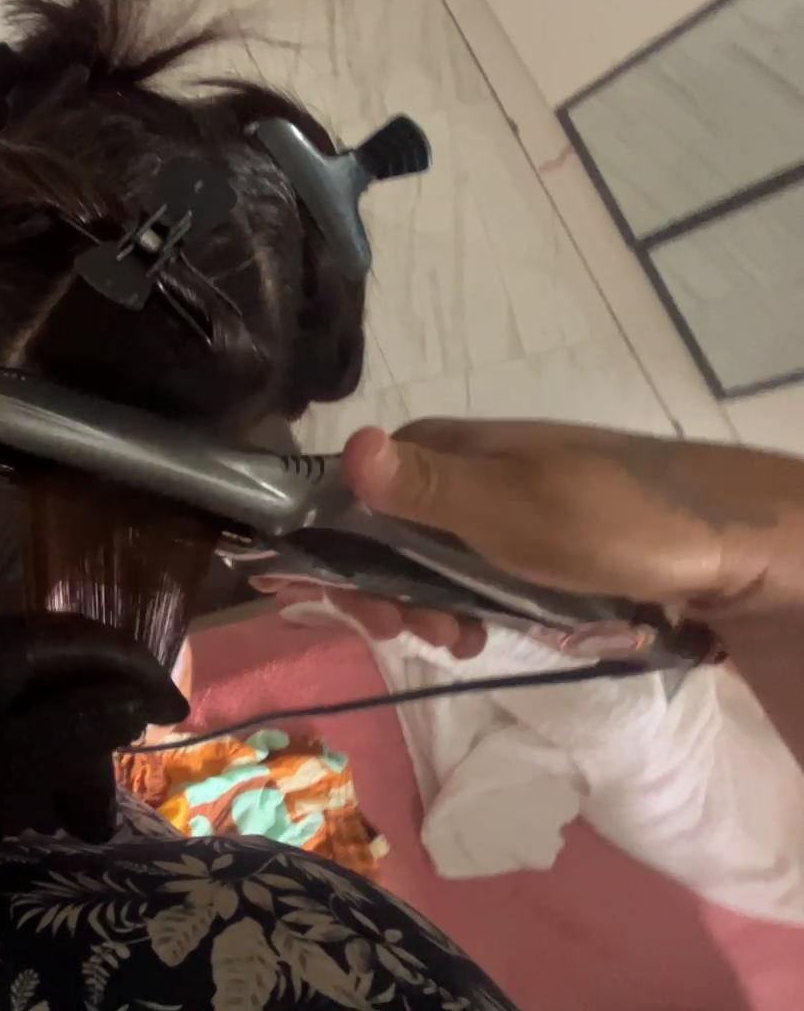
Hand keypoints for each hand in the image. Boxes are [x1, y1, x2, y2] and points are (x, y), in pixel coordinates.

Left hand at [0, 615, 184, 954]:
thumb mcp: (9, 774)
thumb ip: (77, 726)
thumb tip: (131, 694)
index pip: (74, 637)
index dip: (132, 669)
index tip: (175, 710)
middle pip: (45, 677)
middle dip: (83, 740)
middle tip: (99, 815)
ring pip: (14, 703)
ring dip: (49, 758)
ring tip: (65, 827)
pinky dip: (10, 756)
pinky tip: (21, 808)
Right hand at [310, 420, 803, 651]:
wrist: (752, 549)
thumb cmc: (617, 521)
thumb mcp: (512, 504)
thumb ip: (426, 484)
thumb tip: (351, 443)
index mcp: (435, 448)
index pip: (345, 492)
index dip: (332, 547)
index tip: (348, 597)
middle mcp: (450, 470)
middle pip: (375, 531)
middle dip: (378, 587)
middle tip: (403, 631)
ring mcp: (487, 504)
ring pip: (416, 557)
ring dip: (418, 604)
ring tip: (452, 640)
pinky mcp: (520, 538)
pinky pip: (462, 572)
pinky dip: (458, 606)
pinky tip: (475, 632)